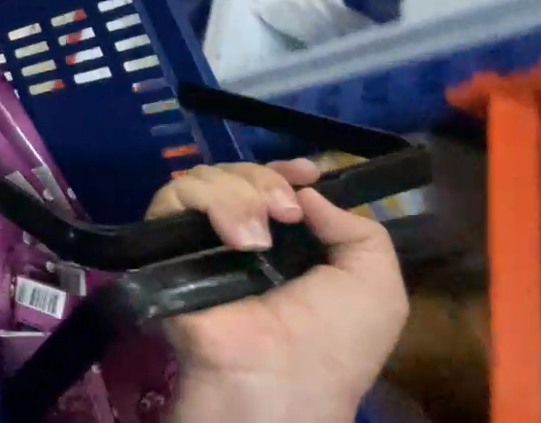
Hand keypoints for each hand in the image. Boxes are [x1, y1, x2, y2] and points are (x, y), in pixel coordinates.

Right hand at [151, 162, 407, 422]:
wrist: (276, 370)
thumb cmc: (333, 340)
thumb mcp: (377, 290)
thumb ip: (362, 233)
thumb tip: (307, 189)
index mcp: (286, 241)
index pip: (272, 184)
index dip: (284, 170)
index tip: (302, 171)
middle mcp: (239, 229)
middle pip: (237, 172)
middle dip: (265, 182)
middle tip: (286, 214)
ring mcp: (198, 232)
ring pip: (205, 177)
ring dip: (239, 195)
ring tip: (257, 240)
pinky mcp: (163, 233)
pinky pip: (174, 194)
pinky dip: (209, 204)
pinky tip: (236, 237)